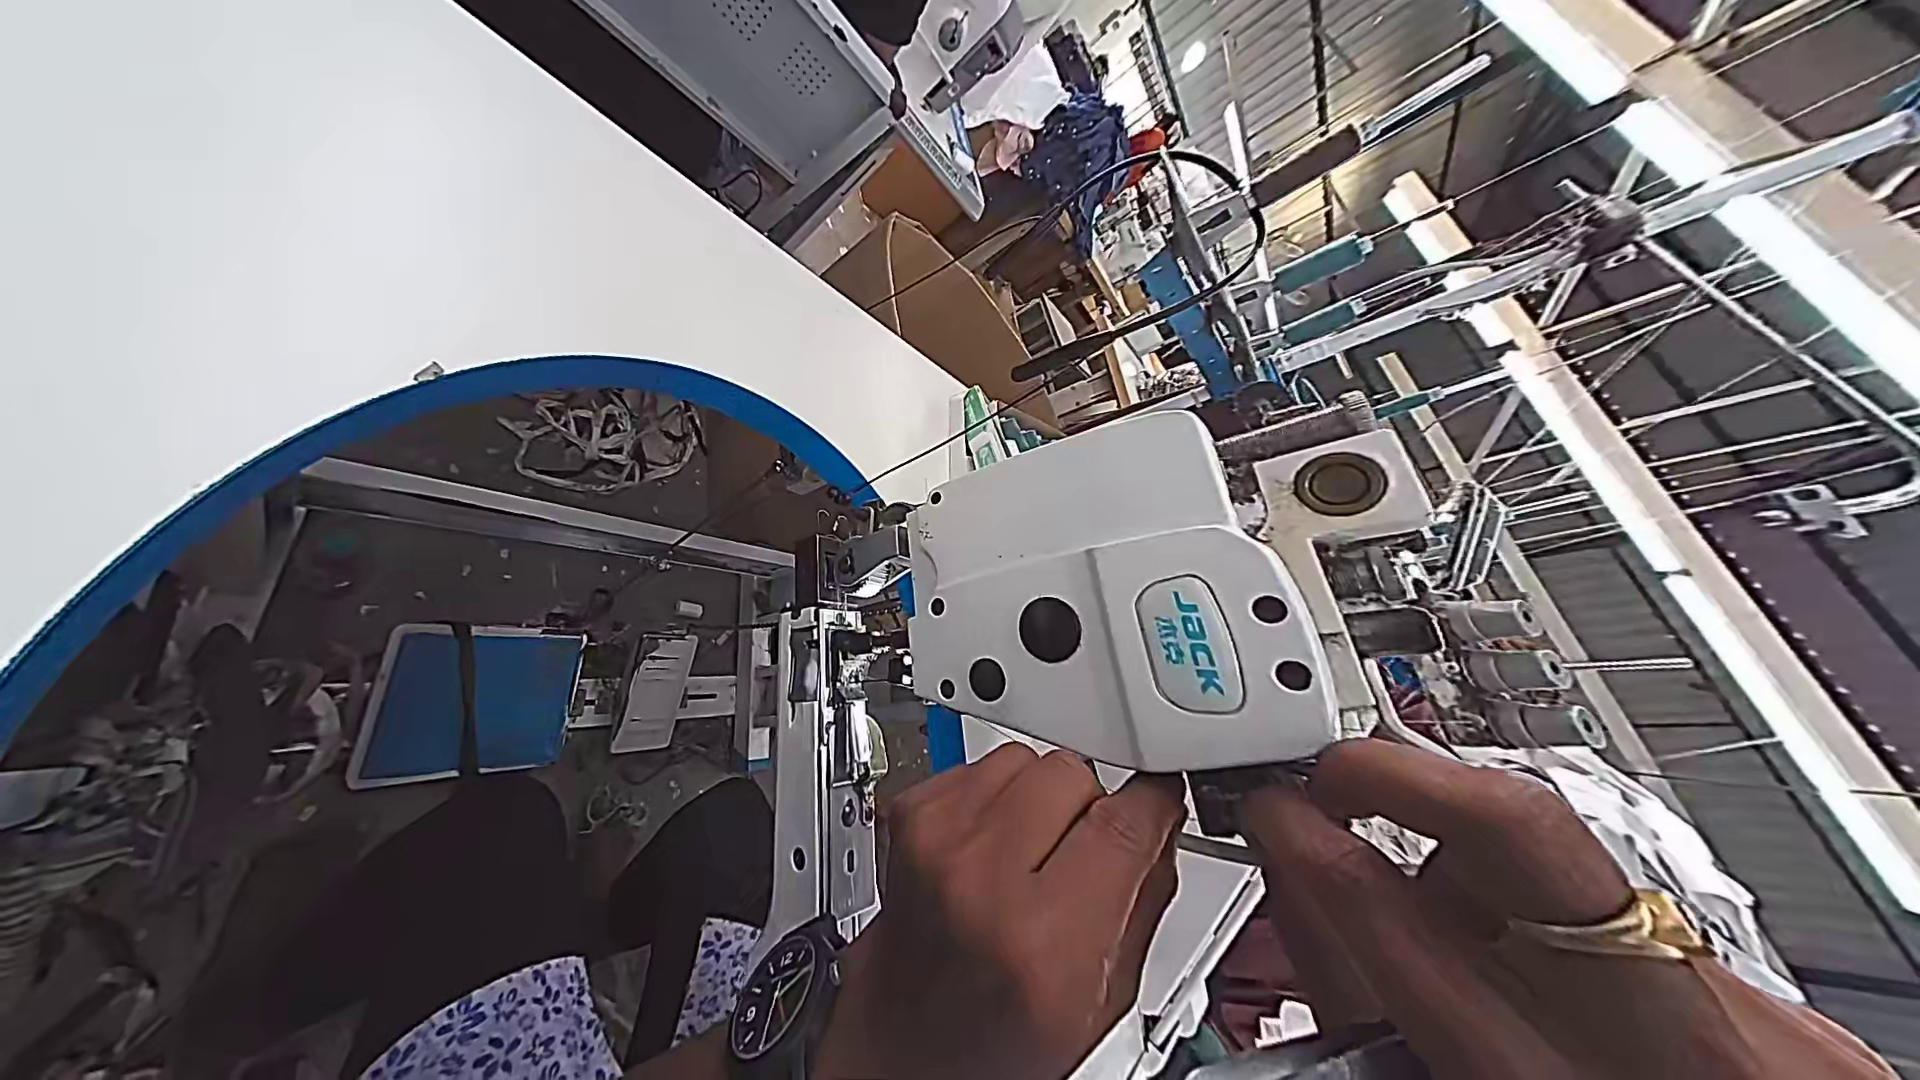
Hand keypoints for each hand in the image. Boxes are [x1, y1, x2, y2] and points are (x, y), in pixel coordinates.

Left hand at [816, 744, 1184, 1079]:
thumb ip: (1145, 897)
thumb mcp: (1103, 998)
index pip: (1121, 825)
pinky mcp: (910, 814)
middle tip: (1077, 852)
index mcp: (1041, 940)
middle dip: (1089, 805)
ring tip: (1027, 851)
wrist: (906, 1037)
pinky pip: (980, 766)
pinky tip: (989, 845)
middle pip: (1072, 774)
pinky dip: (996, 795)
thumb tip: (1160, 819)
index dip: (1153, 802)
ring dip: (1039, 796)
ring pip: (1025, 759)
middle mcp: (979, 878)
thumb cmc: (996, 1038)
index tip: (1158, 795)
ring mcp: (935, 838)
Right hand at [1239, 739, 1894, 1078]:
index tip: (1269, 801)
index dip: (1300, 824)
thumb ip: (1340, 966)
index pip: (1384, 902)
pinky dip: (1513, 880)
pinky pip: (1589, 882)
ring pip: (1539, 838)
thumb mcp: (1409, 1072)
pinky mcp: (1774, 1000)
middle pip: (1507, 821)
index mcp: (1533, 1075)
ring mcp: (1741, 1012)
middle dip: (1386, 767)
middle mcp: (1669, 1038)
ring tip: (1426, 879)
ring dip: (1449, 831)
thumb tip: (1284, 857)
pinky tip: (1508, 931)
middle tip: (1328, 765)